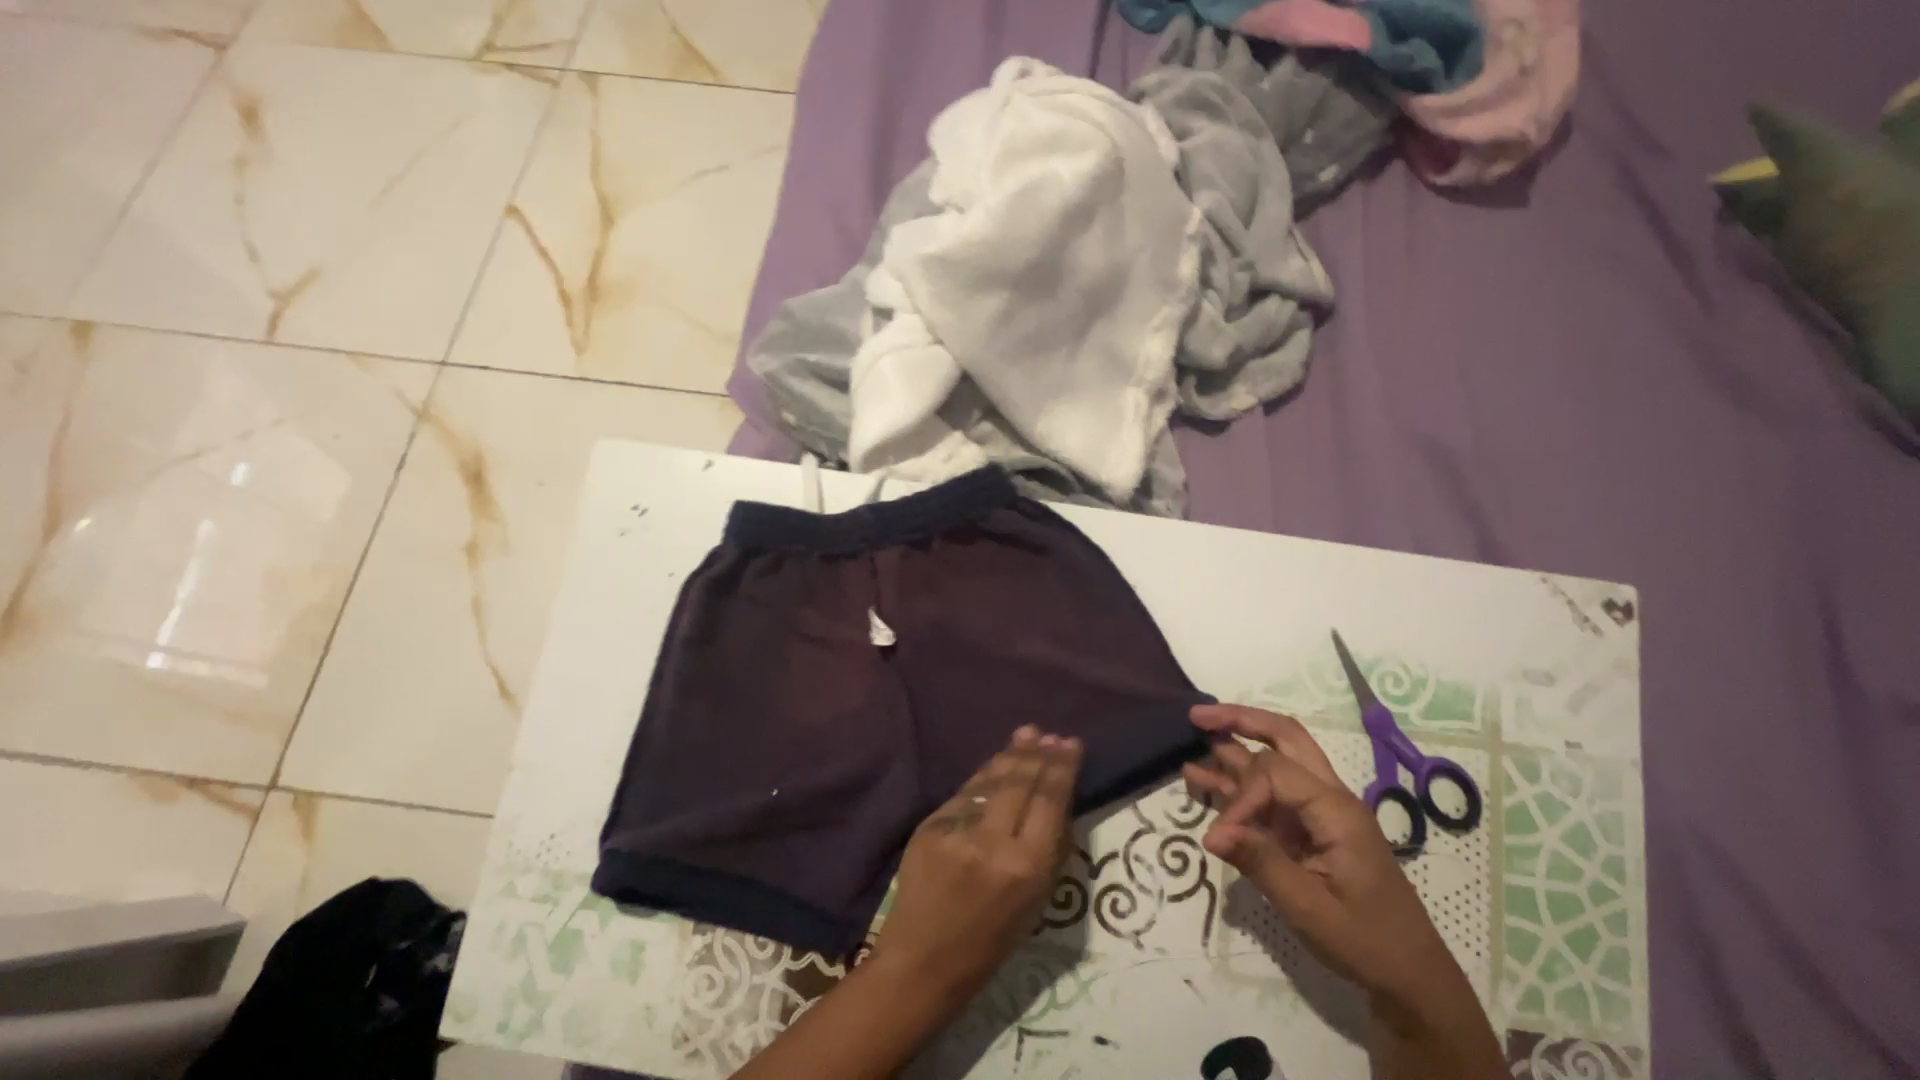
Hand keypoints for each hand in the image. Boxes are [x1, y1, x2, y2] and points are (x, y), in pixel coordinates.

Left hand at [867, 725, 1082, 1007]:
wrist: (925, 959)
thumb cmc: (993, 940)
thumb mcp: (1038, 901)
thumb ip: (1048, 849)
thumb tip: (1057, 799)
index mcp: (1028, 866)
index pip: (1050, 801)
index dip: (1062, 768)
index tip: (1072, 744)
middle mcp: (993, 842)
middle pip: (1021, 782)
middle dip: (1039, 754)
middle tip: (1051, 735)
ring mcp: (956, 831)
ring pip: (990, 781)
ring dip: (1011, 755)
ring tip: (1027, 734)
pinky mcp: (929, 827)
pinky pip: (964, 795)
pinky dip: (983, 777)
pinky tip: (995, 763)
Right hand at [1181, 704, 1457, 1005]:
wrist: (1408, 973)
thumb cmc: (1365, 940)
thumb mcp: (1310, 908)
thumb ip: (1261, 863)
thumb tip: (1212, 833)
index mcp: (1336, 810)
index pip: (1273, 773)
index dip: (1238, 797)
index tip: (1219, 838)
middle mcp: (1328, 799)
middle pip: (1285, 738)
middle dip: (1241, 721)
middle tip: (1197, 715)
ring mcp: (1318, 814)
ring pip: (1275, 762)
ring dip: (1235, 747)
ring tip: (1192, 734)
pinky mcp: (1307, 831)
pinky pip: (1270, 796)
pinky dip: (1237, 785)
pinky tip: (1202, 778)